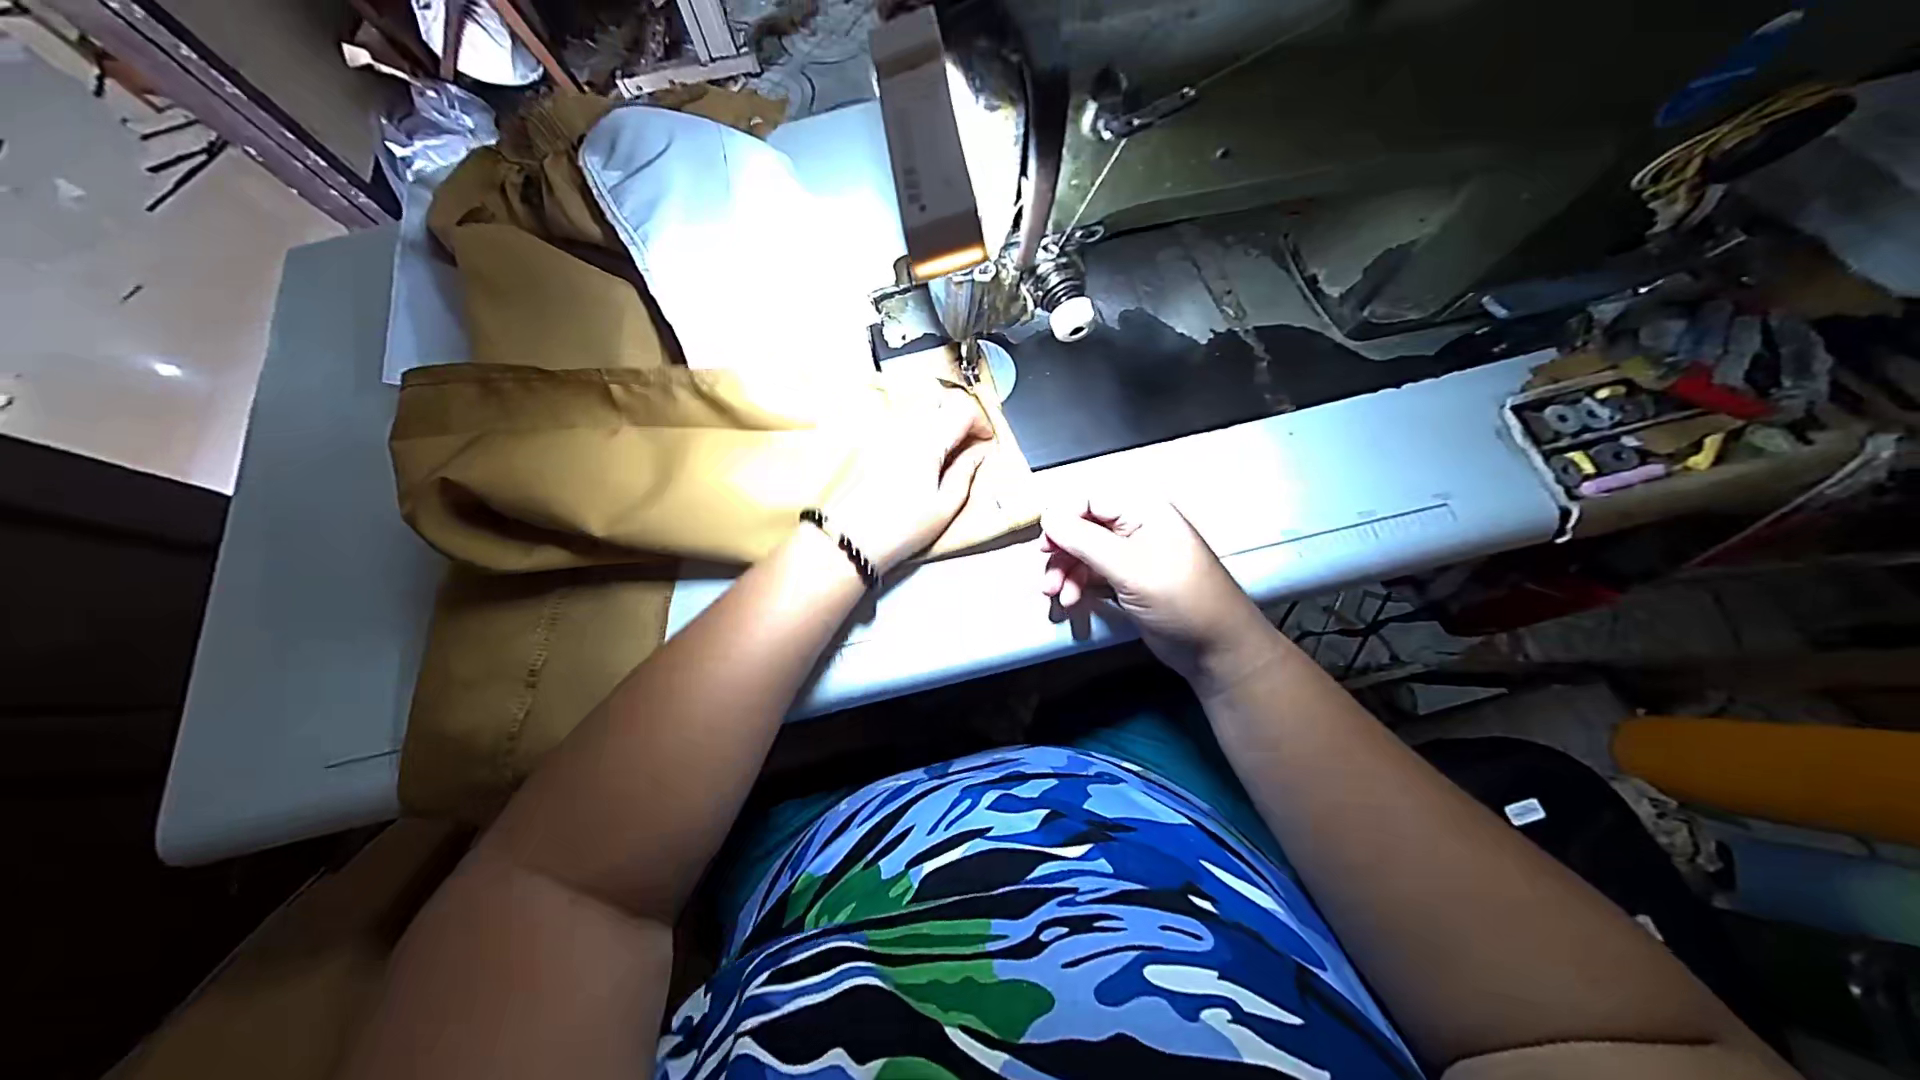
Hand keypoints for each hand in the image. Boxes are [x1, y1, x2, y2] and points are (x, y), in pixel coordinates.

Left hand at [823, 389, 993, 574]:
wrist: (850, 540)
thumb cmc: (901, 529)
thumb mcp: (945, 506)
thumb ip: (966, 472)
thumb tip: (978, 452)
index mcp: (928, 440)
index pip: (962, 409)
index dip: (981, 422)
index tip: (986, 441)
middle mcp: (904, 427)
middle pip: (939, 398)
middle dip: (959, 413)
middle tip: (969, 441)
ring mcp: (883, 431)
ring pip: (918, 406)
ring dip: (937, 418)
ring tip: (945, 448)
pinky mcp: (870, 442)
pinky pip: (900, 420)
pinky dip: (917, 427)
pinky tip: (919, 455)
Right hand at [1041, 495, 1282, 696]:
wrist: (1215, 647)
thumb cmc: (1179, 598)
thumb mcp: (1127, 566)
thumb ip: (1083, 539)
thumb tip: (1048, 516)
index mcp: (1144, 511)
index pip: (1091, 500)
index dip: (1064, 518)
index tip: (1044, 543)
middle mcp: (1136, 527)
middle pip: (1083, 527)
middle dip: (1062, 552)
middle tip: (1047, 576)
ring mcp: (1132, 556)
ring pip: (1084, 553)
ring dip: (1065, 572)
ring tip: (1056, 595)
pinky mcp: (1128, 581)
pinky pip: (1092, 574)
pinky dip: (1078, 586)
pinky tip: (1072, 602)